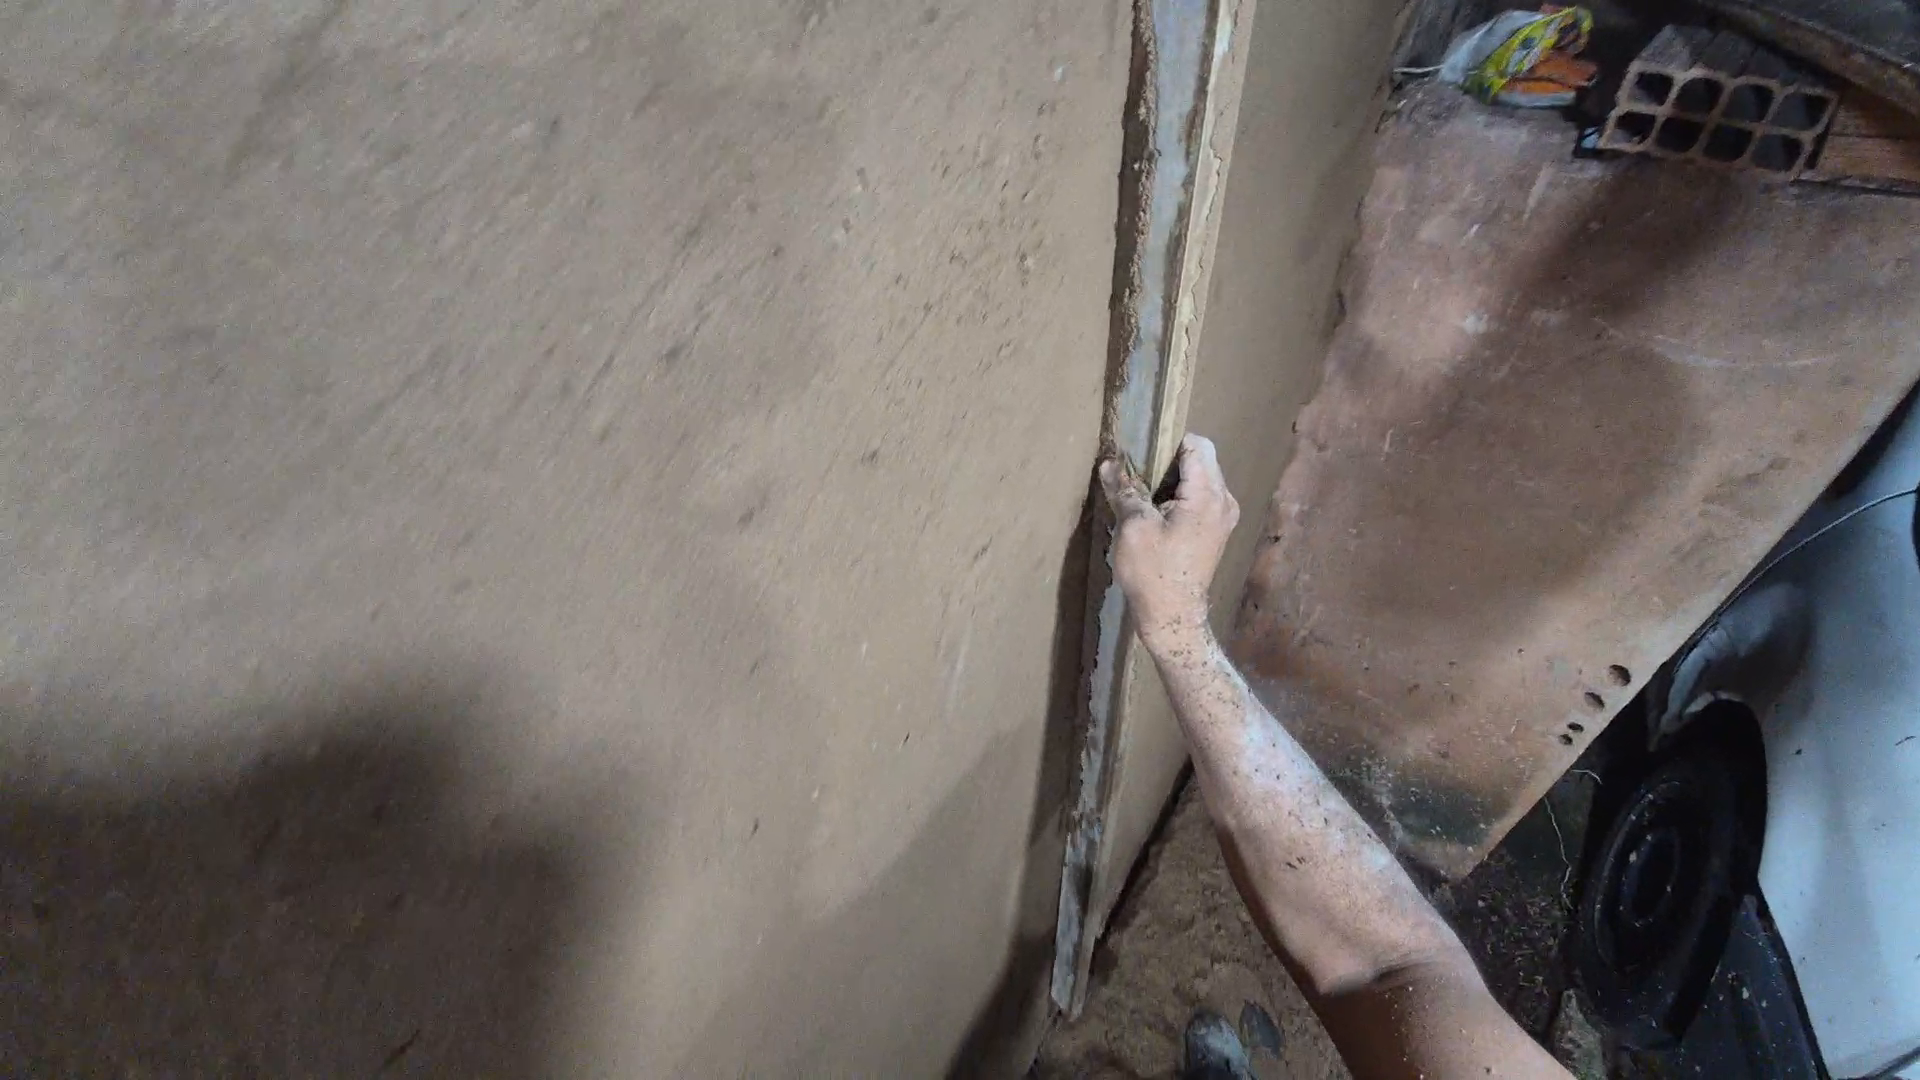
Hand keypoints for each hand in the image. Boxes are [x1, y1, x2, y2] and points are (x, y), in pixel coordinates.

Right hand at [1098, 434, 1239, 648]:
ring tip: (1142, 492)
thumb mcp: (1133, 527)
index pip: (1197, 445)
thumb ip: (1124, 490)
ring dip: (1172, 479)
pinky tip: (1154, 510)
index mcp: (1208, 495)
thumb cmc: (1153, 572)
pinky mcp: (1216, 530)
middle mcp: (1224, 501)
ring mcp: (1223, 517)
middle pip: (1201, 459)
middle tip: (1136, 470)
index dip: (1168, 441)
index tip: (1140, 449)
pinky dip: (1179, 495)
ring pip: (1200, 478)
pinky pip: (1200, 498)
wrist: (1172, 616)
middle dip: (1168, 459)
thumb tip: (1108, 464)